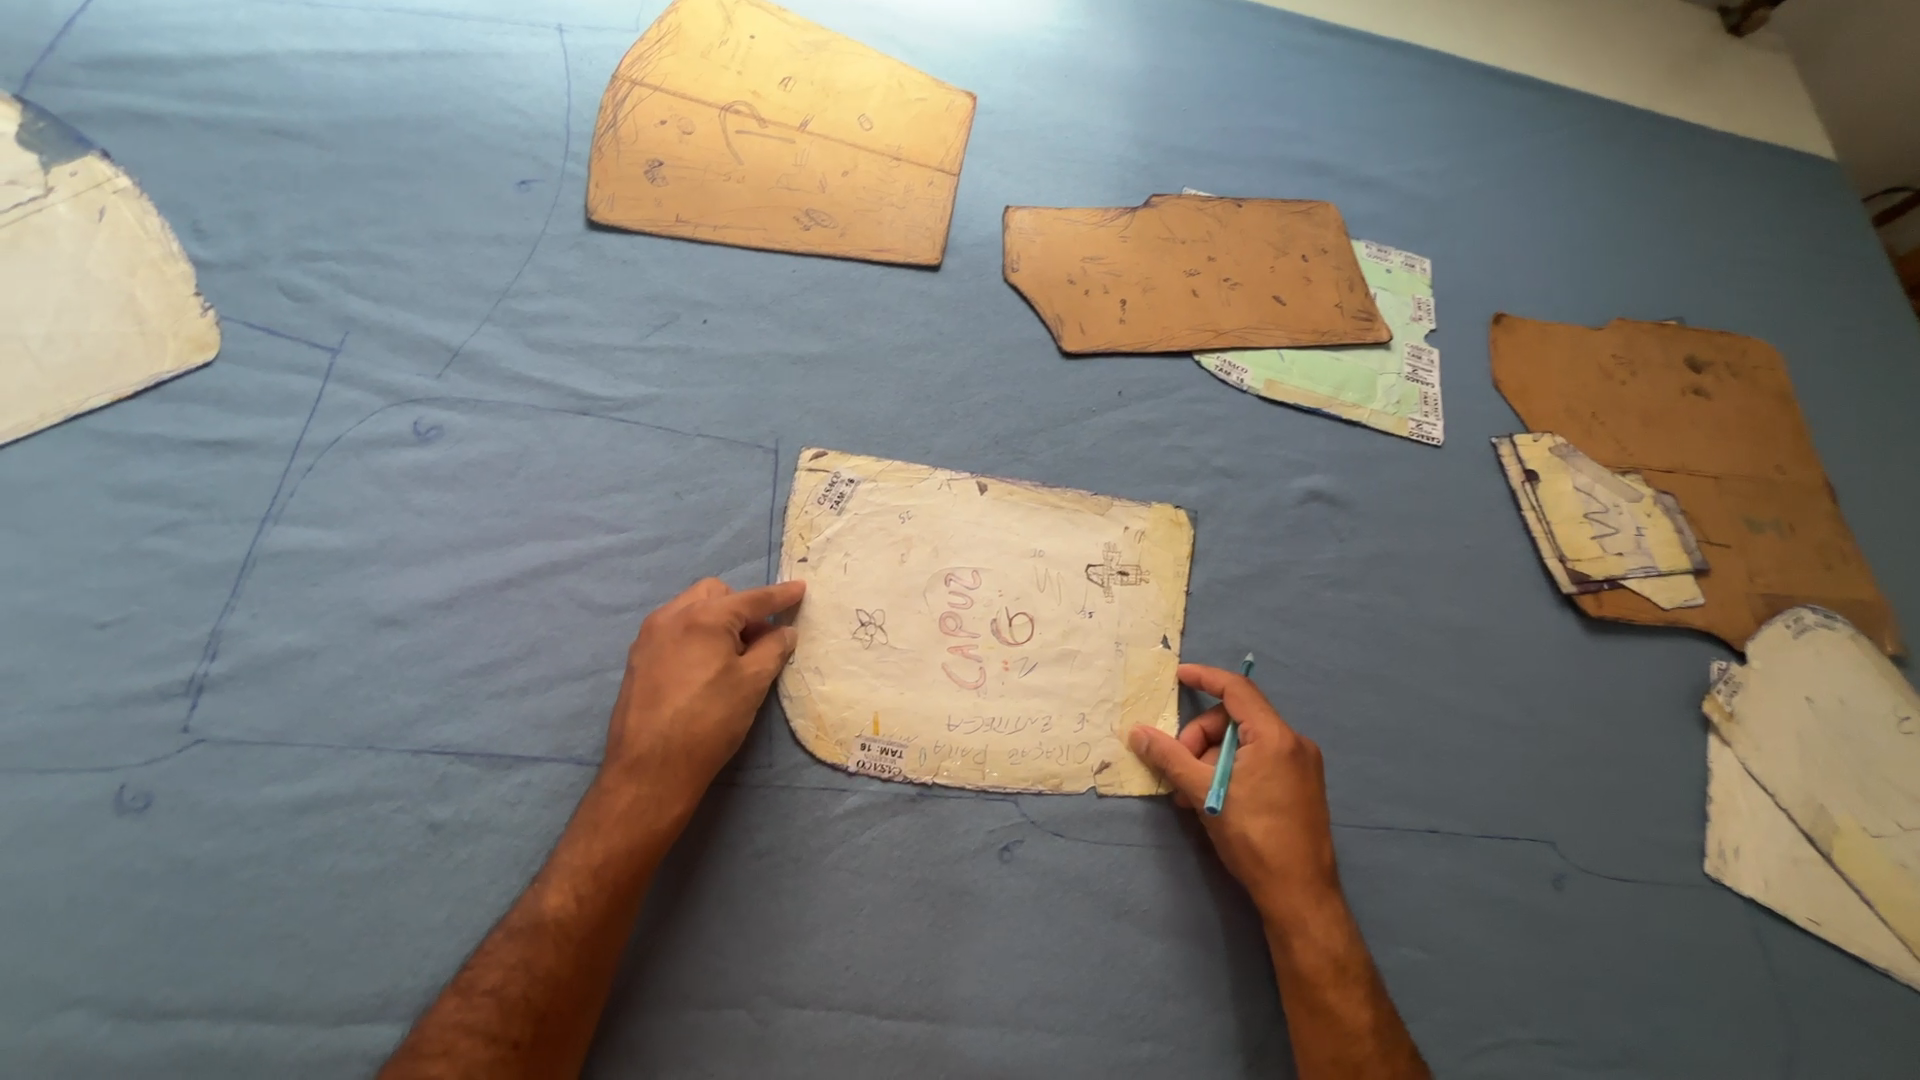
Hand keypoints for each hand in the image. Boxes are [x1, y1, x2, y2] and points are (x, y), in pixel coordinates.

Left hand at [599, 578, 804, 819]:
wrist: (650, 768)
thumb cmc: (709, 722)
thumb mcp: (753, 683)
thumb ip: (774, 648)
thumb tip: (784, 631)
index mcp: (704, 617)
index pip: (752, 599)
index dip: (780, 595)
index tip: (800, 589)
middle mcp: (671, 616)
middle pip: (715, 594)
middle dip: (742, 607)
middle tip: (760, 639)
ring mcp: (649, 636)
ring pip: (690, 609)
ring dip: (717, 620)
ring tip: (733, 656)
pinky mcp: (637, 658)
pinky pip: (674, 630)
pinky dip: (695, 635)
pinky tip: (705, 669)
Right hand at [1130, 663, 1340, 927]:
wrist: (1300, 894)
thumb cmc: (1253, 837)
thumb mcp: (1203, 793)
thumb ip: (1169, 757)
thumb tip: (1137, 732)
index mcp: (1275, 737)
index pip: (1236, 690)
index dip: (1205, 678)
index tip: (1178, 676)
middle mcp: (1294, 743)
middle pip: (1235, 720)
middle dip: (1200, 739)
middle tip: (1179, 771)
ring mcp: (1301, 765)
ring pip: (1244, 743)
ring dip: (1211, 760)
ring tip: (1191, 795)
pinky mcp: (1302, 786)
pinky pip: (1259, 761)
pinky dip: (1231, 770)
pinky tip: (1213, 799)